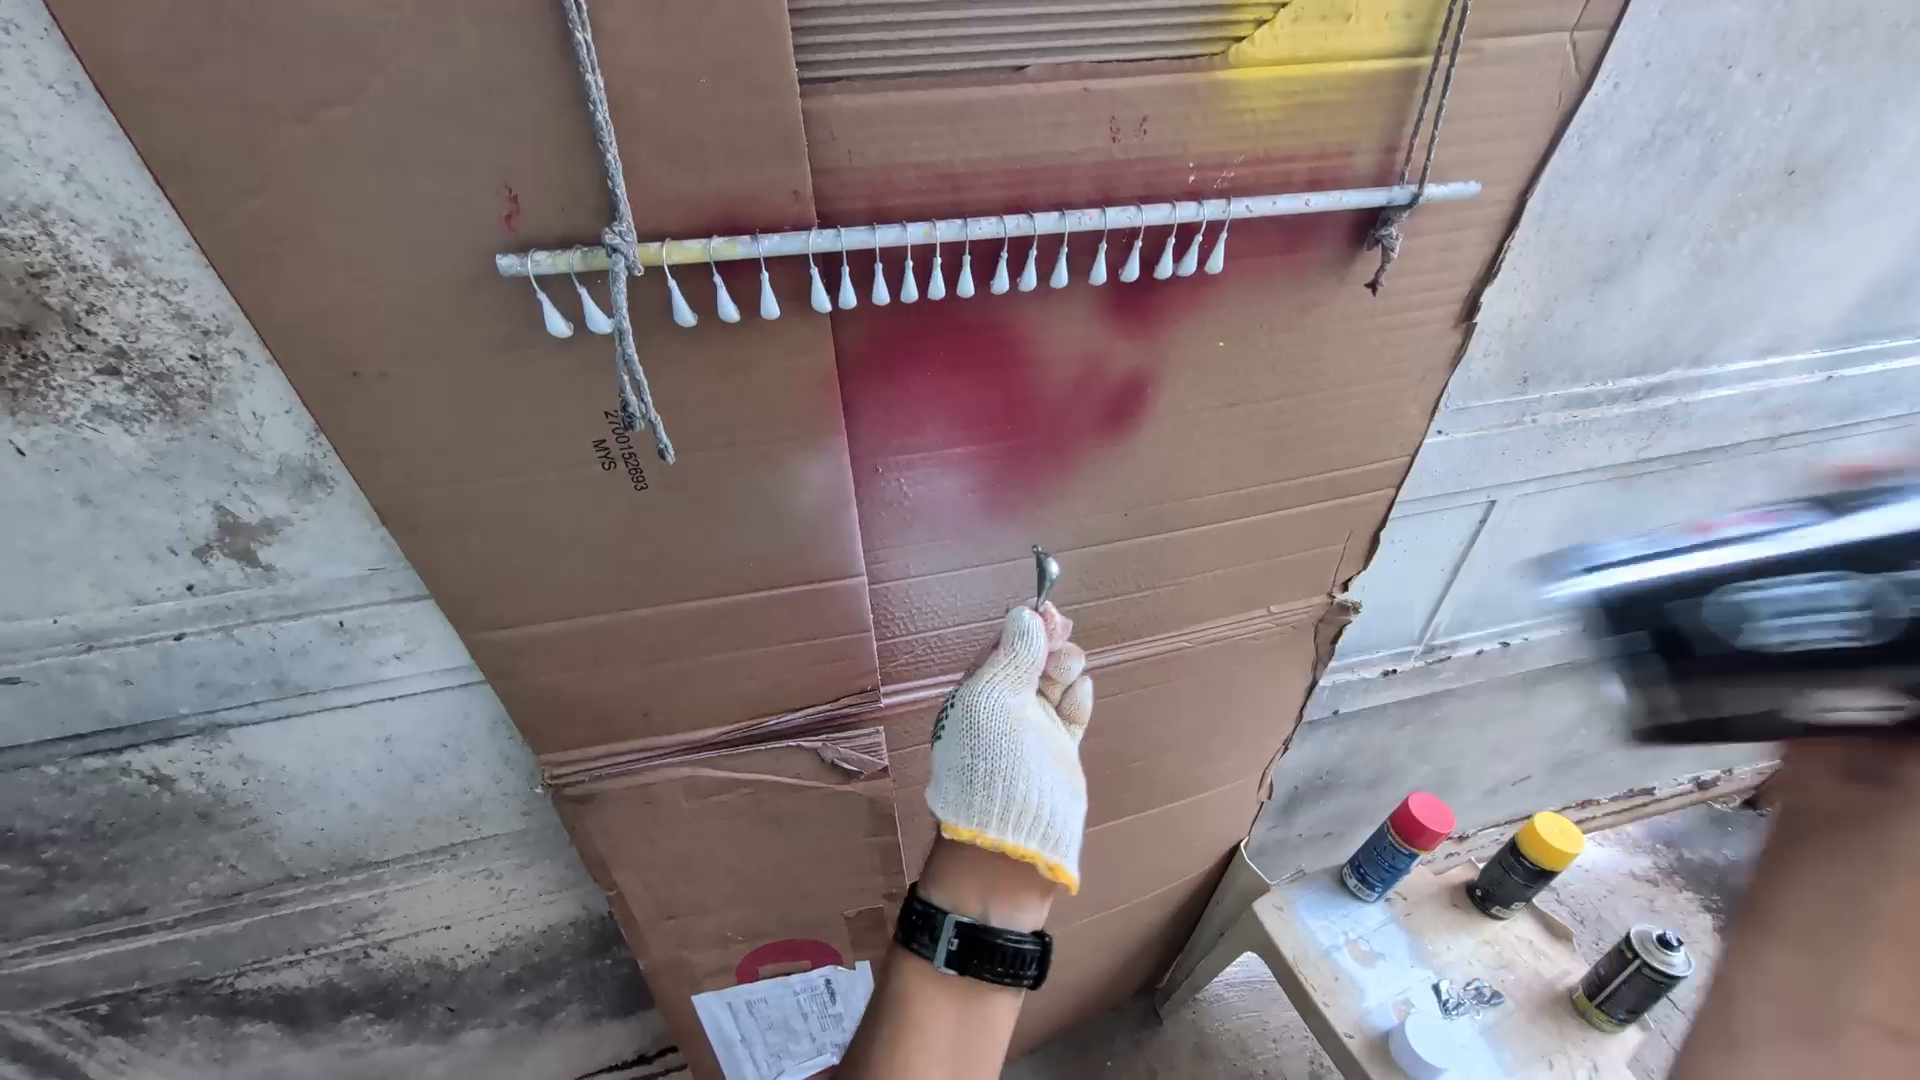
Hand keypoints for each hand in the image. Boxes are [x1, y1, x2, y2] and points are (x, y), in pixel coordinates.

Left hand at [924, 603, 1094, 894]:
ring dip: (1065, 666)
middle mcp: (1005, 706)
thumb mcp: (990, 700)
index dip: (1026, 626)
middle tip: (1062, 637)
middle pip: (1034, 659)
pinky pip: (1073, 712)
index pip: (1004, 646)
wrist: (1010, 837)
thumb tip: (1024, 614)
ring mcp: (1034, 728)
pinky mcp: (1061, 748)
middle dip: (1050, 643)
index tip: (1048, 610)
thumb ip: (1011, 657)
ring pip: (1056, 680)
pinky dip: (1078, 698)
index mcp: (978, 691)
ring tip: (1068, 671)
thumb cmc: (988, 764)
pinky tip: (1077, 696)